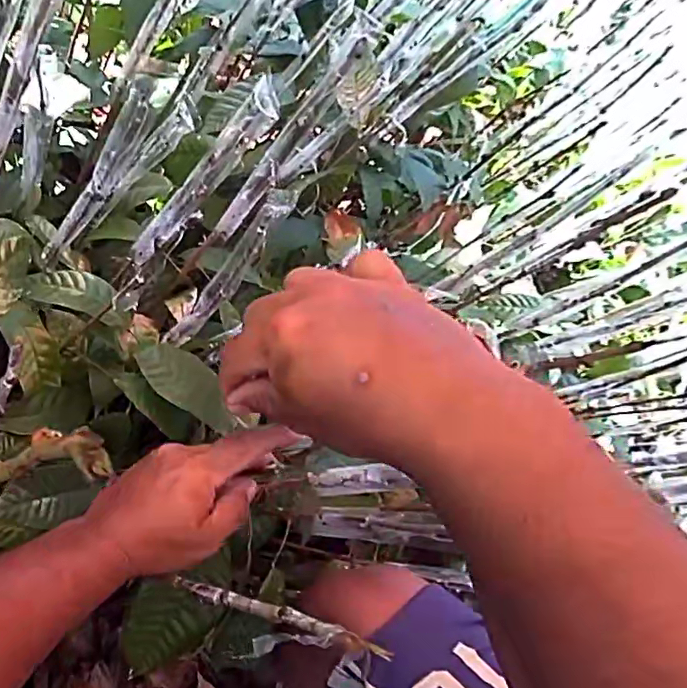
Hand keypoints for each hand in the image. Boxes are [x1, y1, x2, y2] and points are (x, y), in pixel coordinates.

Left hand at [76, 426, 294, 579]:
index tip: (293, 431)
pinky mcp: (143, 465)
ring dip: (219, 466)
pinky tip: (197, 489)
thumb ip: (234, 508)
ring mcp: (156, 457)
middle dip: (246, 457)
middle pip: (221, 450)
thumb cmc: (157, 545)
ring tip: (233, 483)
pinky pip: (179, 462)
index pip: (243, 446)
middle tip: (268, 467)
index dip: (271, 438)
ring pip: (199, 456)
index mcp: (199, 468)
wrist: (103, 540)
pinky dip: (196, 470)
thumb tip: (248, 484)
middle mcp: (178, 453)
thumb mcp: (207, 537)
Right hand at [218, 250, 537, 470]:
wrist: (454, 410)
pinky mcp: (390, 284)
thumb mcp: (300, 417)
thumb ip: (264, 398)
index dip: (232, 383)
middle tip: (276, 380)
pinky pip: (357, 268)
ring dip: (293, 310)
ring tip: (309, 341)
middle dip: (259, 348)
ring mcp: (350, 286)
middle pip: (259, 316)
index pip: (234, 355)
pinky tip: (351, 309)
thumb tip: (244, 393)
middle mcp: (306, 299)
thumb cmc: (369, 419)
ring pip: (298, 285)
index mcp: (277, 333)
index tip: (241, 402)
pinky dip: (347, 284)